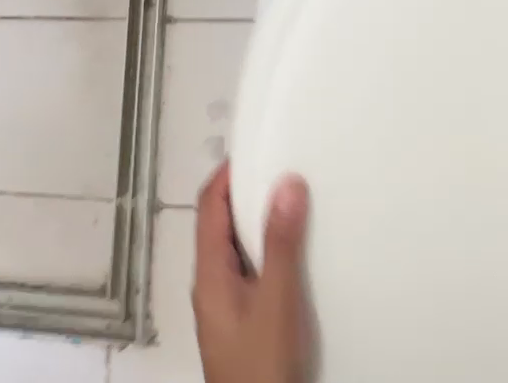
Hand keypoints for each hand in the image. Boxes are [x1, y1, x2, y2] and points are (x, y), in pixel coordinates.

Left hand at [193, 163, 311, 382]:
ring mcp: (226, 307)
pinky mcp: (243, 324)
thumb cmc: (261, 364)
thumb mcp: (276, 301)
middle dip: (248, 193)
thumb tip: (287, 183)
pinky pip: (252, 271)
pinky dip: (270, 250)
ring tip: (295, 202)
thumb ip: (282, 244)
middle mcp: (212, 286)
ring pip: (238, 250)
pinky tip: (297, 254)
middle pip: (221, 226)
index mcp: (210, 274)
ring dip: (260, 222)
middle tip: (284, 169)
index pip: (209, 207)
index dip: (227, 174)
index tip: (258, 147)